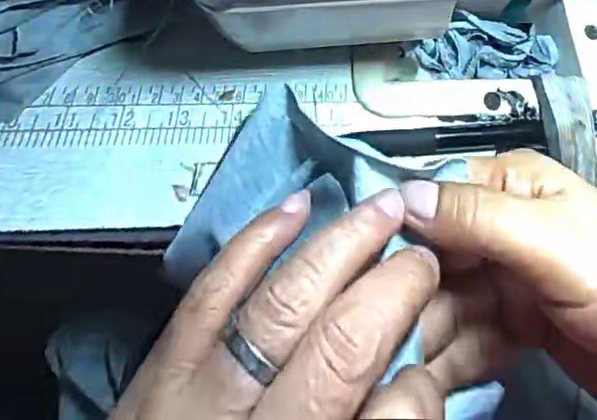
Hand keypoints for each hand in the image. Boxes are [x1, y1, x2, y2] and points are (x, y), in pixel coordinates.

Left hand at [112, 187, 445, 419]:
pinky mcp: (163, 360)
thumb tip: (411, 387)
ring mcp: (199, 389)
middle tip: (425, 256)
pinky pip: (214, 289)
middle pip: (335, 349)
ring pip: (281, 304)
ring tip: (383, 210)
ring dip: (340, 247)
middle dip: (390, 291)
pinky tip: (295, 208)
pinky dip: (256, 240)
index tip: (433, 357)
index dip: (419, 386)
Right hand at [397, 151, 596, 419]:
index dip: (398, 225)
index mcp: (514, 183)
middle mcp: (507, 222)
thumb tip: (400, 193)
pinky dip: (452, 351)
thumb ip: (476, 217)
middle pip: (437, 248)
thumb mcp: (554, 245)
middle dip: (409, 287)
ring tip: (399, 362)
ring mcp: (516, 275)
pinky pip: (473, 330)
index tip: (360, 263)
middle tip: (376, 331)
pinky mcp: (524, 323)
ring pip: (450, 293)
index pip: (435, 192)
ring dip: (426, 326)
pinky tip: (431, 376)